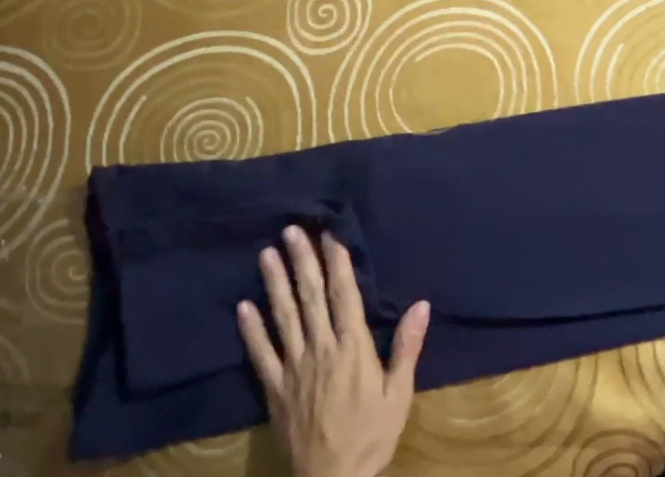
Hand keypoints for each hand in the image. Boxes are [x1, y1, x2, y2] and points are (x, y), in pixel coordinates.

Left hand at [237, 226, 430, 476]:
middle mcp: (321, 348)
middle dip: (303, 261)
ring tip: (266, 253)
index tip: (330, 233)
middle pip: (311, 296)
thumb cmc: (372, 435)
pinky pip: (260, 354)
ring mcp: (294, 367)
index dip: (337, 261)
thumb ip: (407, 347)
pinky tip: (243, 305)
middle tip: (292, 229)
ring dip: (275, 283)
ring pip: (283, 316)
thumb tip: (421, 304)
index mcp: (352, 347)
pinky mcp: (275, 388)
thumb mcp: (399, 393)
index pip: (344, 294)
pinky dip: (251, 329)